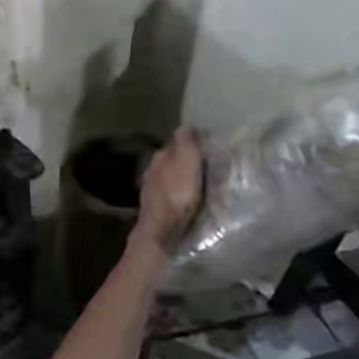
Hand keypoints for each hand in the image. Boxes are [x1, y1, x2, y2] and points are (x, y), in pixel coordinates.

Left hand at [134, 128, 203, 251]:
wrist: (161, 232)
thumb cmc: (177, 194)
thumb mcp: (186, 160)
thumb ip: (186, 141)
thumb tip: (187, 126)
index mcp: (160, 157)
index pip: (177, 143)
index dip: (193, 145)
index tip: (208, 149)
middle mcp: (151, 172)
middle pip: (172, 163)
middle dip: (186, 164)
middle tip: (206, 168)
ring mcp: (151, 193)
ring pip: (169, 181)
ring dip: (181, 182)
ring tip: (199, 186)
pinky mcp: (155, 212)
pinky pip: (169, 199)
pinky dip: (177, 198)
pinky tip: (186, 203)